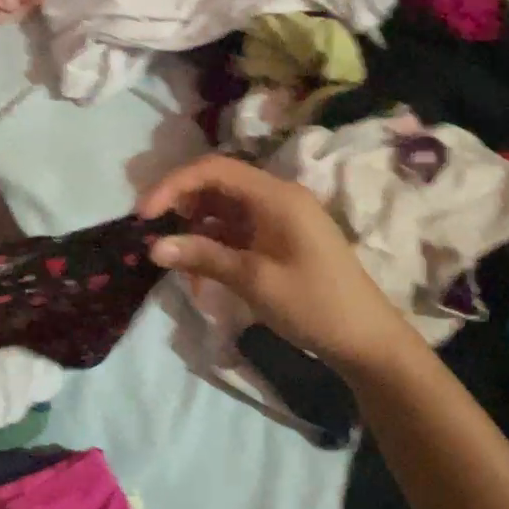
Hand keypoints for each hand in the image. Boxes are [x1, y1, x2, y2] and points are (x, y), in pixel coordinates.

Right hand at [138, 154, 415, 371]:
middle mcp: (276, 198)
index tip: (144, 215)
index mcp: (277, 196)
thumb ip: (203, 256)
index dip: (174, 185)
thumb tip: (153, 246)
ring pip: (222, 209)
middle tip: (151, 234)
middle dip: (180, 205)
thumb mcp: (254, 280)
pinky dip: (211, 245)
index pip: (215, 170)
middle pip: (216, 184)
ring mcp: (278, 219)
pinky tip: (197, 272)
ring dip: (193, 228)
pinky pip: (234, 230)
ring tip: (171, 257)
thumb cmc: (314, 305)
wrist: (364, 339)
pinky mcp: (277, 240)